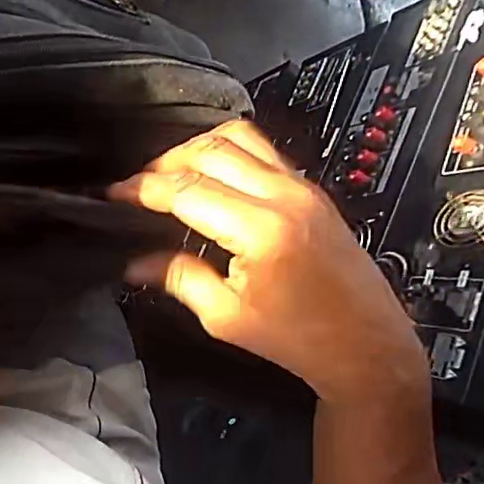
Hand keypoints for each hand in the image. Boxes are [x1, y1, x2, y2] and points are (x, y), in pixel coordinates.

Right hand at [110, 121, 426, 404]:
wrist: (366, 346)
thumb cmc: (303, 340)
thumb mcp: (227, 317)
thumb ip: (179, 279)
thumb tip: (137, 264)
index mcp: (262, 230)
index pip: (187, 189)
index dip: (143, 188)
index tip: (117, 194)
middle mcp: (285, 196)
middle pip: (209, 150)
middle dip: (164, 163)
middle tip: (138, 186)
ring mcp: (303, 188)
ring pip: (239, 137)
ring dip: (197, 148)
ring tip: (171, 174)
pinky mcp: (312, 191)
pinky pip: (263, 150)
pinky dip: (228, 152)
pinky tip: (212, 176)